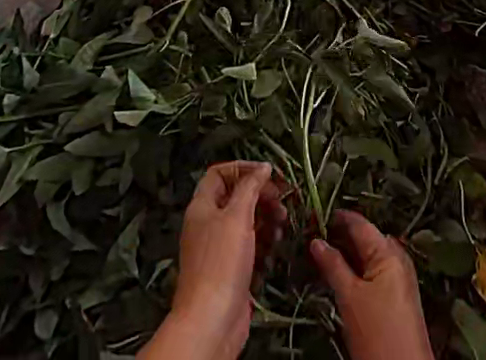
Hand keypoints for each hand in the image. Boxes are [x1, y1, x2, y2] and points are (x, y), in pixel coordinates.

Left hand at [139, 162, 287, 359]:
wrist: (212, 319)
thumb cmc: (222, 262)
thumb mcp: (237, 217)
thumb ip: (250, 188)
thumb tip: (263, 166)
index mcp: (202, 205)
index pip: (219, 173)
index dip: (242, 169)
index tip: (268, 174)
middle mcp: (208, 222)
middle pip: (234, 197)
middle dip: (259, 194)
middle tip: (282, 199)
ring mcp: (219, 247)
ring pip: (244, 221)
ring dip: (265, 217)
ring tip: (283, 221)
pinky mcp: (231, 268)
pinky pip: (249, 245)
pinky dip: (263, 240)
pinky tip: (276, 243)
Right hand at [308, 210, 432, 359]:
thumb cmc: (377, 333)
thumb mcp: (349, 296)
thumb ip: (332, 264)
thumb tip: (316, 241)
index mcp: (388, 253)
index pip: (358, 223)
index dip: (333, 217)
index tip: (309, 216)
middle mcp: (396, 259)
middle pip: (363, 237)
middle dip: (338, 236)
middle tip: (310, 237)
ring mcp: (397, 278)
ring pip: (365, 255)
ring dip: (344, 253)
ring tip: (318, 255)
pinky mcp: (395, 296)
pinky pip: (371, 271)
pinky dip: (353, 268)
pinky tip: (336, 274)